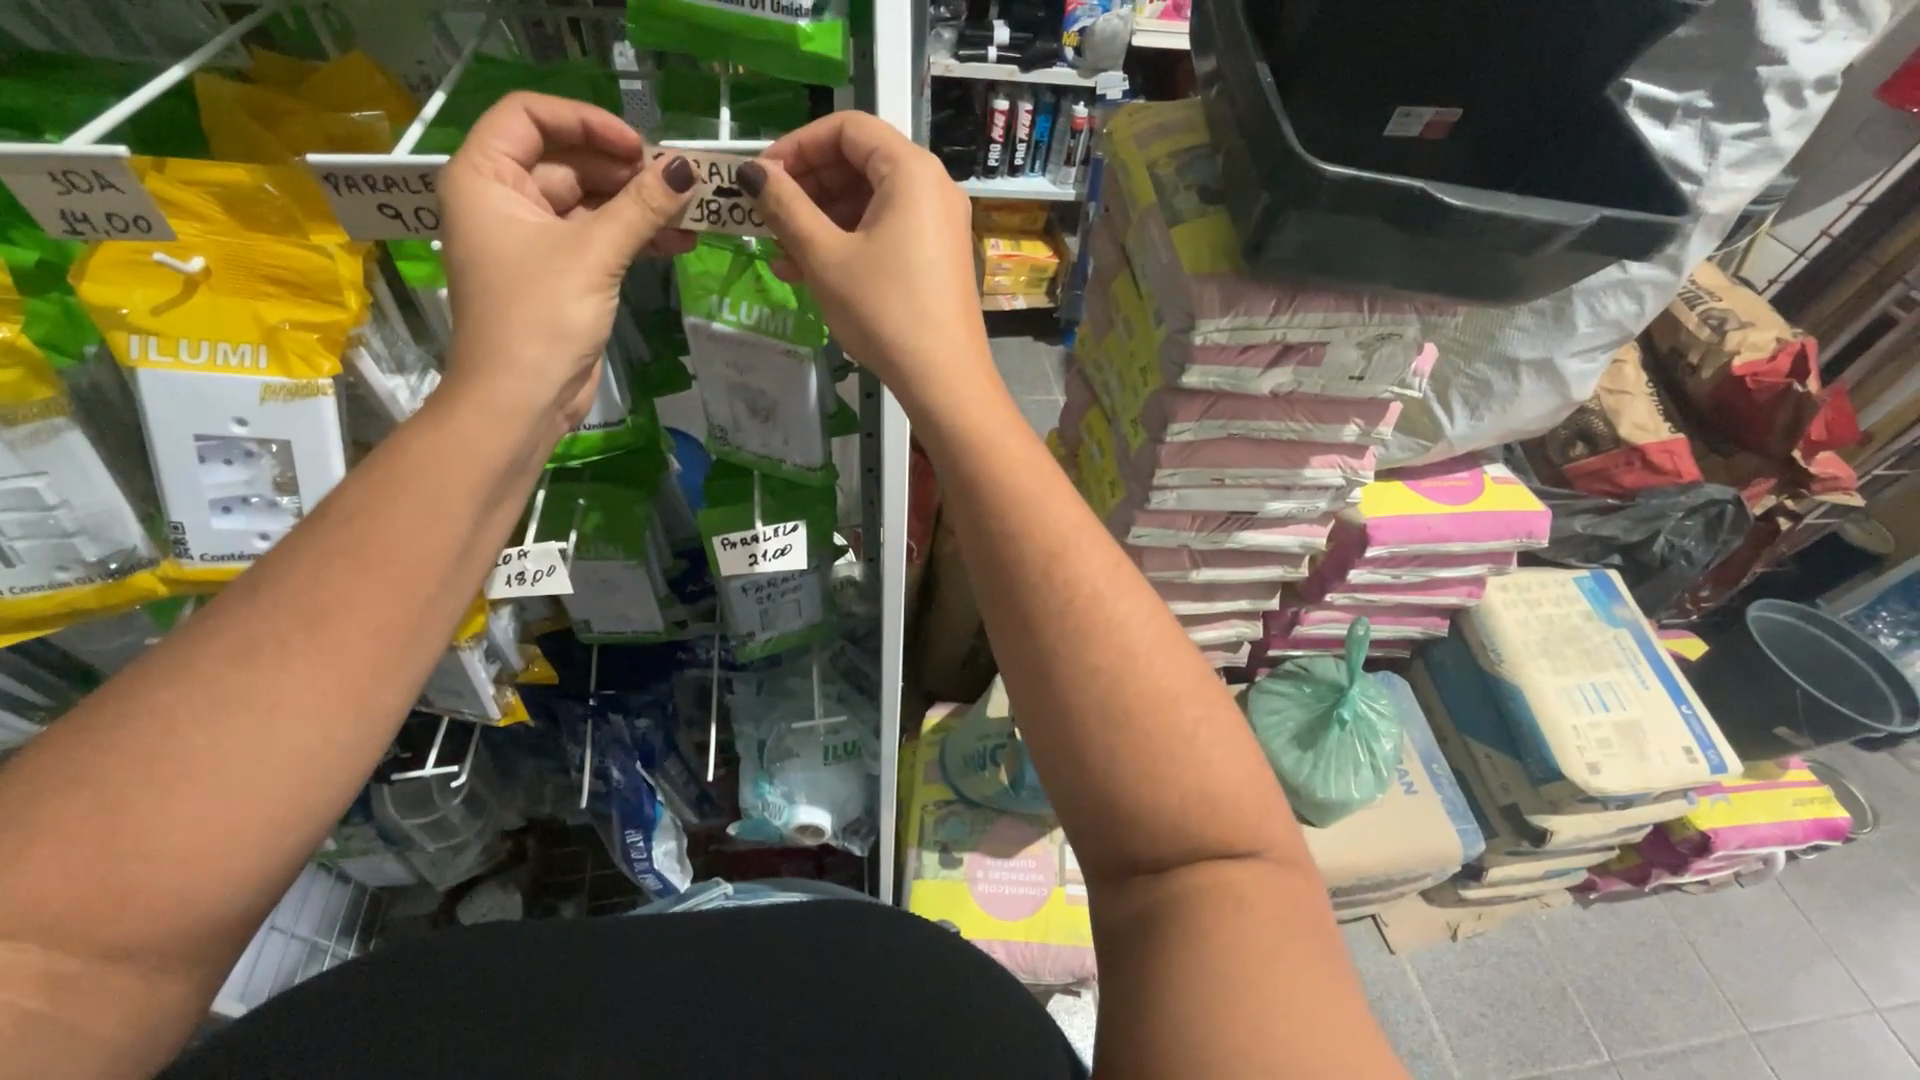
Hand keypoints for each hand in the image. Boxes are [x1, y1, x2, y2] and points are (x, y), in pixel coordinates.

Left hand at [437, 92, 698, 437]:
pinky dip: (636, 236)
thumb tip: (687, 168)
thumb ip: (642, 206)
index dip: (586, 121)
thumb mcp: (594, 254)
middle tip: (677, 182)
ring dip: (639, 206)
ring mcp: (534, 238)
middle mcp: (504, 199)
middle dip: (625, 170)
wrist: (521, 399)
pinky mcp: (562, 272)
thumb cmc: (540, 317)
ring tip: (689, 213)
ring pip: (592, 201)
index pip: (530, 117)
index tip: (638, 146)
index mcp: (486, 178)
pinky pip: (601, 237)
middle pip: (568, 159)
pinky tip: (679, 240)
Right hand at [741, 113, 993, 408]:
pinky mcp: (936, 255)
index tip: (763, 176)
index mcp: (911, 170)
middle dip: (808, 185)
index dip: (798, 144)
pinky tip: (807, 270)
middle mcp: (932, 186)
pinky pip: (885, 229)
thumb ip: (786, 207)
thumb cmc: (884, 312)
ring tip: (780, 251)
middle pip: (860, 161)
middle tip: (768, 215)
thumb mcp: (825, 257)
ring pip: (869, 200)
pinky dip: (847, 241)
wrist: (944, 379)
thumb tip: (754, 172)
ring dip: (821, 219)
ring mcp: (938, 222)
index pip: (848, 128)